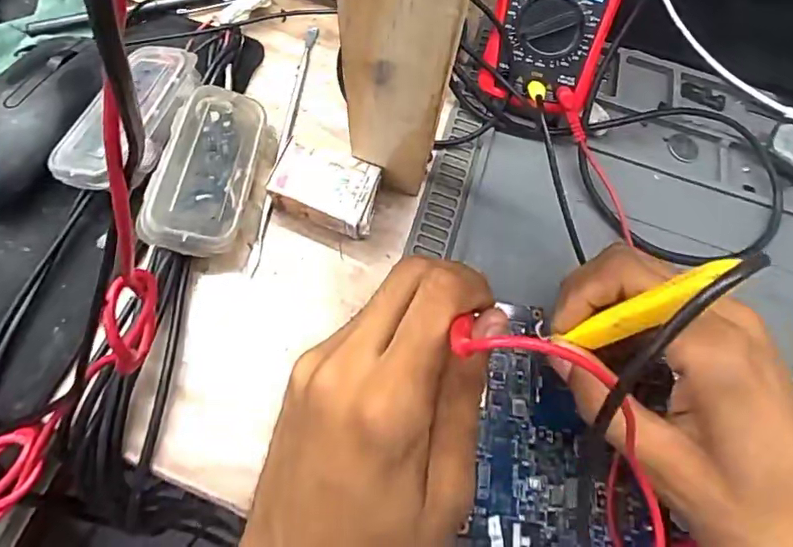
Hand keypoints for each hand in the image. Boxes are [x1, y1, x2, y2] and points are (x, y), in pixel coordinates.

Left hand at [244, 257, 506, 546]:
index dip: (474, 288)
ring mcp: (316, 359)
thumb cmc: (379, 545)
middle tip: (471, 329)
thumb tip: (487, 318)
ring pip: (386, 292)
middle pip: (409, 272)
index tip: (489, 319)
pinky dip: (393, 328)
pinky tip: (400, 378)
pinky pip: (362, 320)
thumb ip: (465, 395)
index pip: (436, 290)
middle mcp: (343, 362)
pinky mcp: (303, 365)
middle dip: (452, 284)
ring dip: (421, 307)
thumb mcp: (445, 491)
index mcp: (384, 398)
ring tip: (436, 363)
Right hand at [553, 245, 792, 546]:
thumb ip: (606, 405)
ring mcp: (735, 315)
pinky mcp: (737, 329)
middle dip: (588, 298)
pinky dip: (637, 320)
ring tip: (593, 362)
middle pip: (633, 266)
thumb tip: (558, 356)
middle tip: (568, 349)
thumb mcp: (671, 469)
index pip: (624, 277)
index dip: (577, 300)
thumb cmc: (758, 514)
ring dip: (610, 309)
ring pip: (649, 280)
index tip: (558, 346)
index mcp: (711, 339)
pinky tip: (628, 363)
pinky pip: (671, 302)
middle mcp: (724, 310)